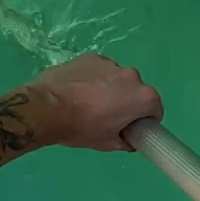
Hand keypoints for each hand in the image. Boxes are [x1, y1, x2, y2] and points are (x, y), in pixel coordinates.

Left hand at [22, 53, 162, 150]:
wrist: (46, 108)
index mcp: (144, 97)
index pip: (153, 111)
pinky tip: (76, 88)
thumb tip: (128, 138)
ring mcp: (109, 63)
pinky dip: (92, 77)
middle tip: (105, 115)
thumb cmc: (81, 128)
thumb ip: (126, 140)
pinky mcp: (89, 56)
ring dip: (108, 87)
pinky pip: (98, 69)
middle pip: (135, 91)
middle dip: (125, 102)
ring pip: (116, 78)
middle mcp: (132, 75)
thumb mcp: (108, 143)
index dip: (142, 121)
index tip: (128, 128)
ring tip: (86, 101)